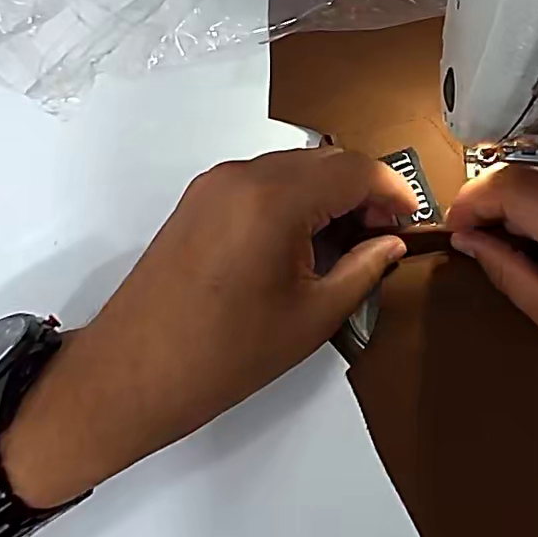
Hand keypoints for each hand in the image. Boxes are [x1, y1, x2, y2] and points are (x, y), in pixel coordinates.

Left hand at [2, 147, 415, 506]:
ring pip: (294, 166)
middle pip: (325, 160)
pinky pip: (264, 179)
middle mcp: (244, 174)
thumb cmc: (226, 355)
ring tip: (347, 236)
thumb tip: (391, 243)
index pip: (355, 170)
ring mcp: (216, 182)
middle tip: (382, 232)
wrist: (128, 376)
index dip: (392, 190)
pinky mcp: (199, 197)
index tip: (410, 220)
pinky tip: (304, 235)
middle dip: (363, 189)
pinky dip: (296, 196)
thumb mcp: (312, 317)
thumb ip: (363, 269)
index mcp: (276, 199)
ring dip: (329, 190)